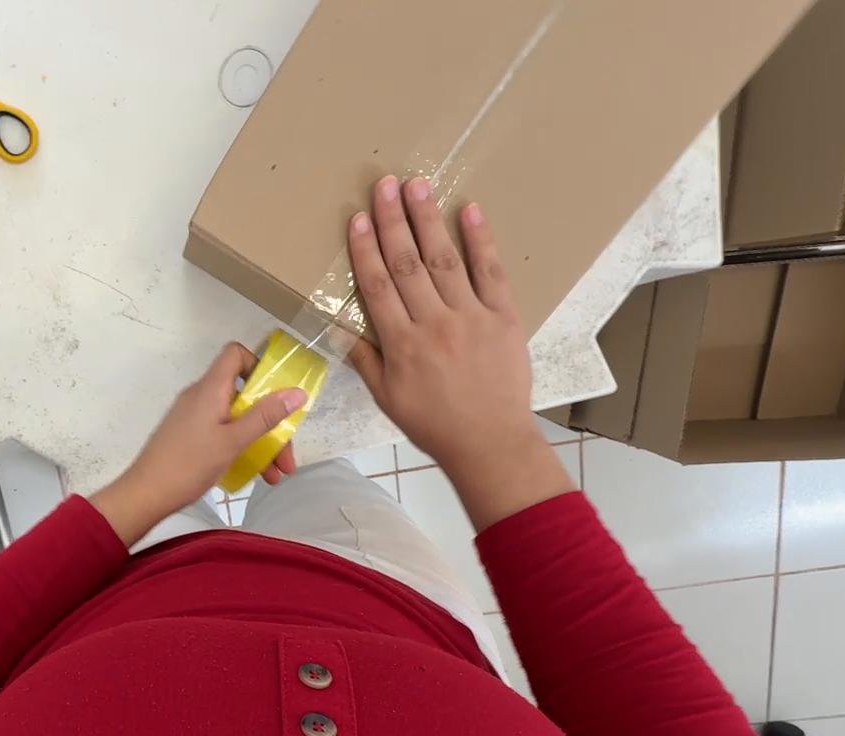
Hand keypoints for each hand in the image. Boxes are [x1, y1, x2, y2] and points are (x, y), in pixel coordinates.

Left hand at [90, 343, 307, 546]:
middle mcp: (200, 396)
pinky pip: (222, 432)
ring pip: (236, 419)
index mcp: (210, 389)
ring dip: (260, 443)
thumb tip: (297, 392)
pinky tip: (255, 474)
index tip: (276, 392)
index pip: (235, 355)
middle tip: (287, 456)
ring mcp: (193, 417)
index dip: (258, 365)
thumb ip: (265, 416)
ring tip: (276, 475)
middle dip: (271, 422)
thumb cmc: (189, 464)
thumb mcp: (233, 441)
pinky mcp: (188, 436)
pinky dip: (241, 448)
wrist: (145, 494)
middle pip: (244, 395)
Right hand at [346, 175, 573, 529]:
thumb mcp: (387, 398)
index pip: (377, 287)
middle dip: (393, 222)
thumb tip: (341, 329)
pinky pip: (490, 272)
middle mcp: (433, 323)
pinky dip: (480, 240)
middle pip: (407, 263)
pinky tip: (469, 211)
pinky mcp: (503, 316)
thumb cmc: (431, 423)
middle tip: (384, 185)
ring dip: (429, 220)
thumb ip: (365, 360)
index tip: (356, 220)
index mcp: (401, 344)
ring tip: (418, 186)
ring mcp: (471, 316)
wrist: (488, 440)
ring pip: (444, 260)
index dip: (364, 251)